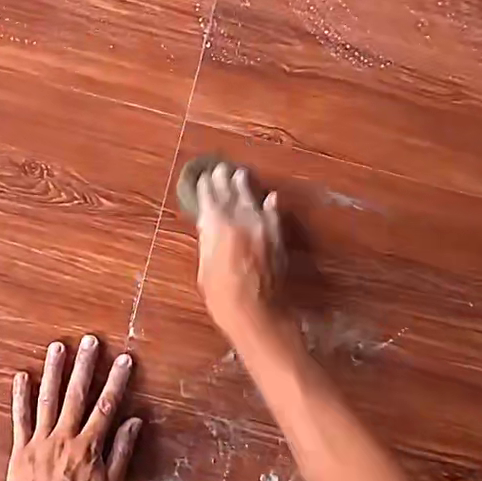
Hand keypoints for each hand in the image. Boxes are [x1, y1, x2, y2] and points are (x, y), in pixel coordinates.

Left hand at [6, 335, 143, 480]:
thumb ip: (122, 451)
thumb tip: (135, 420)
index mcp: (89, 446)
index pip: (106, 406)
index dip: (116, 381)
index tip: (124, 359)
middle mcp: (65, 436)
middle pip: (76, 394)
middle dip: (85, 365)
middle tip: (90, 340)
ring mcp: (41, 440)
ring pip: (47, 399)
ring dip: (54, 371)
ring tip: (58, 346)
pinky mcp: (21, 448)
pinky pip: (20, 418)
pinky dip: (20, 396)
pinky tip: (21, 375)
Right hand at [194, 162, 283, 335]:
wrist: (255, 312)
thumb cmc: (222, 296)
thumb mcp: (205, 267)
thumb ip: (209, 241)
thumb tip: (210, 226)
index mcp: (218, 227)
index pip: (211, 199)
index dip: (206, 188)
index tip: (204, 177)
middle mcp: (241, 221)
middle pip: (232, 194)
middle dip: (225, 181)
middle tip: (221, 168)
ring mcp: (262, 229)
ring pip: (253, 201)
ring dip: (246, 187)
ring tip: (241, 174)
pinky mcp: (276, 240)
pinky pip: (274, 216)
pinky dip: (271, 206)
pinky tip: (271, 197)